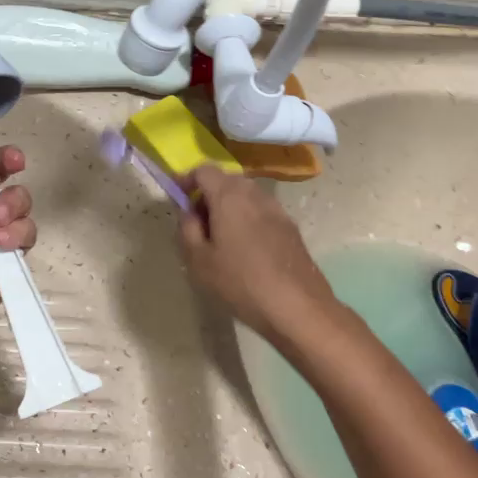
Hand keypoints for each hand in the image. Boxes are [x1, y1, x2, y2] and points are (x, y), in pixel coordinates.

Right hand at [176, 165, 339, 339]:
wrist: (298, 307)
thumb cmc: (240, 282)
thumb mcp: (198, 260)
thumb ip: (187, 228)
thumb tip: (189, 211)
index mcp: (229, 196)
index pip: (204, 170)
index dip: (187, 180)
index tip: (178, 199)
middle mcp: (255, 194)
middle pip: (227, 180)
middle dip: (209, 194)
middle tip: (198, 222)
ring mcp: (277, 210)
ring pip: (246, 196)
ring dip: (229, 207)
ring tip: (221, 238)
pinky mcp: (291, 228)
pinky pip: (261, 212)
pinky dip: (248, 220)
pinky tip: (246, 250)